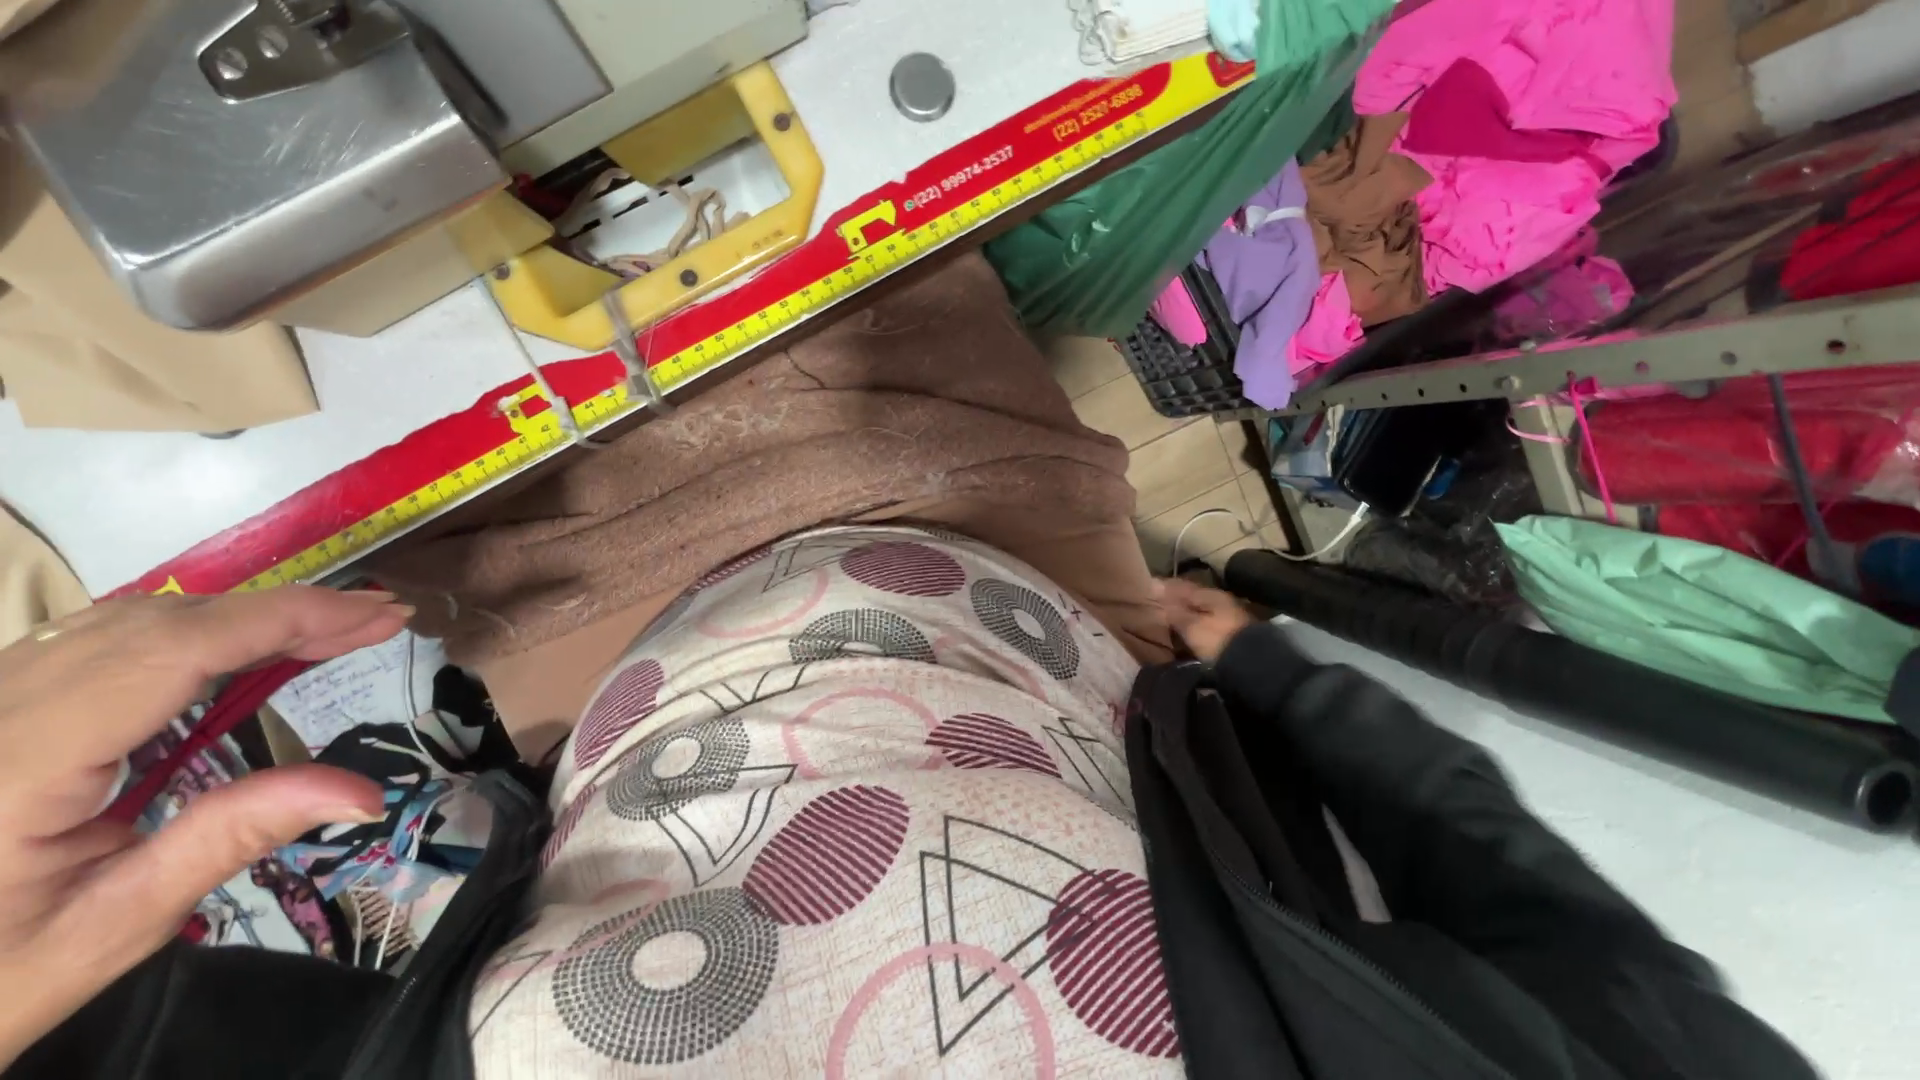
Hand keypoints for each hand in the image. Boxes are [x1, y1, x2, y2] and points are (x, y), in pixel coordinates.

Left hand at [0, 588, 410, 1063]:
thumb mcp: (111, 927)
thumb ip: (231, 838)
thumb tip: (364, 793)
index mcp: (16, 764)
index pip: (173, 650)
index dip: (286, 618)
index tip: (380, 616)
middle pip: (159, 621)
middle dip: (282, 611)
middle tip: (378, 621)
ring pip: (128, 619)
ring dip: (244, 616)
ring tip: (331, 630)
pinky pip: (101, 638)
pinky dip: (195, 630)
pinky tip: (246, 647)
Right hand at [1156, 577, 1253, 663]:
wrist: (1250, 664)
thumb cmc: (1217, 640)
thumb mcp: (1191, 625)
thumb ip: (1174, 610)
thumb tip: (1159, 594)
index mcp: (1211, 595)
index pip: (1182, 585)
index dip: (1164, 587)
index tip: (1148, 589)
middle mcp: (1220, 602)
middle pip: (1191, 599)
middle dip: (1174, 602)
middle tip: (1154, 607)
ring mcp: (1227, 619)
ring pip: (1198, 613)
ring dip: (1183, 616)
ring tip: (1165, 622)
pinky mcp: (1228, 635)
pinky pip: (1204, 626)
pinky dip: (1191, 628)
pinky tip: (1182, 634)